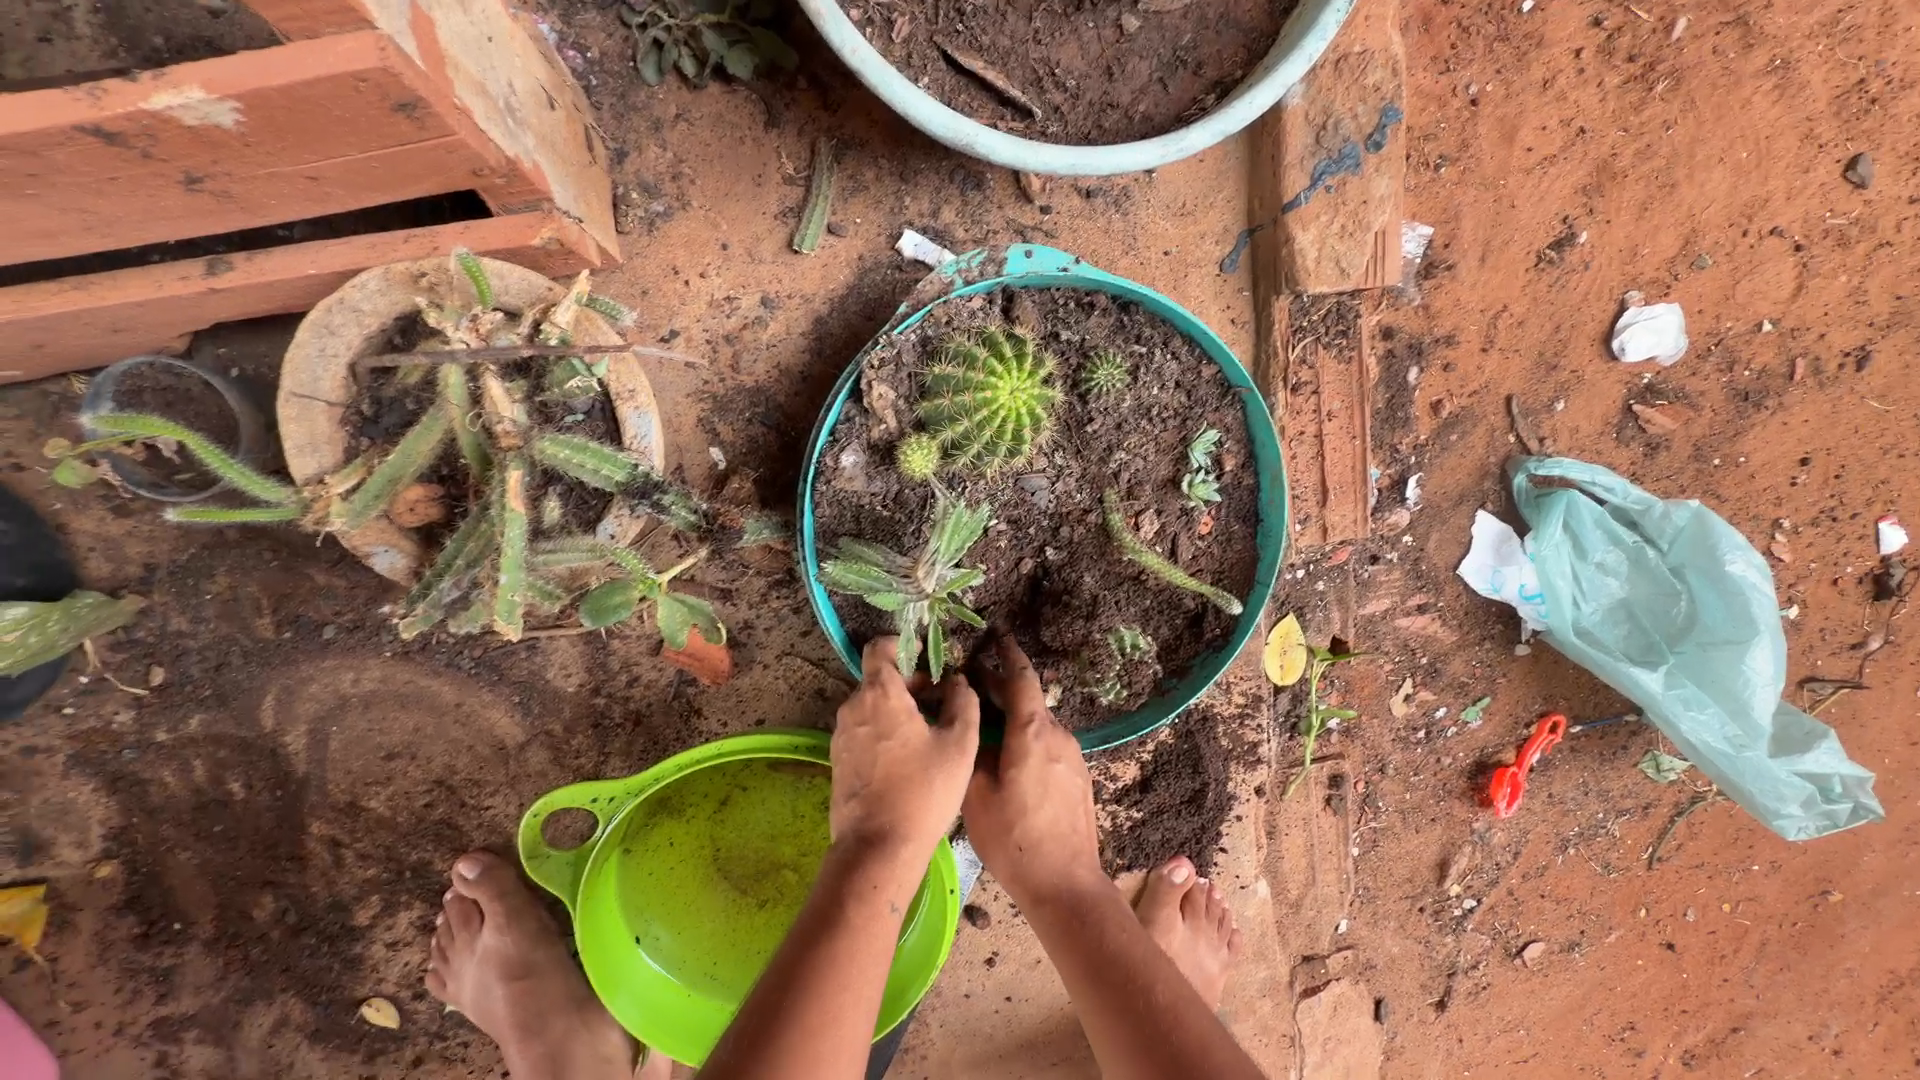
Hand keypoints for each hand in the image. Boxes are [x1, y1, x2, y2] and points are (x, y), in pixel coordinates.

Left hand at [830, 637, 979, 858]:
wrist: (878, 847)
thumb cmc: (923, 792)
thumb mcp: (959, 745)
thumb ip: (964, 703)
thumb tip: (959, 682)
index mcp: (880, 694)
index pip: (879, 647)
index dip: (902, 645)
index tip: (927, 658)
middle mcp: (853, 707)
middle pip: (879, 679)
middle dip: (911, 683)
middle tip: (942, 701)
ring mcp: (841, 735)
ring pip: (872, 706)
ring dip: (898, 708)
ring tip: (929, 731)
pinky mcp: (838, 760)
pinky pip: (864, 730)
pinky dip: (884, 730)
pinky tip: (908, 756)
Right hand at [962, 635, 1104, 907]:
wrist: (1066, 884)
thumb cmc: (1014, 839)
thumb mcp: (977, 794)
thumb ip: (975, 751)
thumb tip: (973, 725)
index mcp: (1033, 732)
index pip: (1022, 678)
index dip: (1008, 654)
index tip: (997, 636)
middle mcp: (1058, 735)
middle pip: (1029, 700)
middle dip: (1001, 689)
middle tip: (971, 686)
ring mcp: (1073, 757)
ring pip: (1039, 724)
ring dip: (1014, 717)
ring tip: (984, 725)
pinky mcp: (1078, 777)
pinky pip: (1049, 744)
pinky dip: (1028, 737)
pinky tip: (1008, 756)